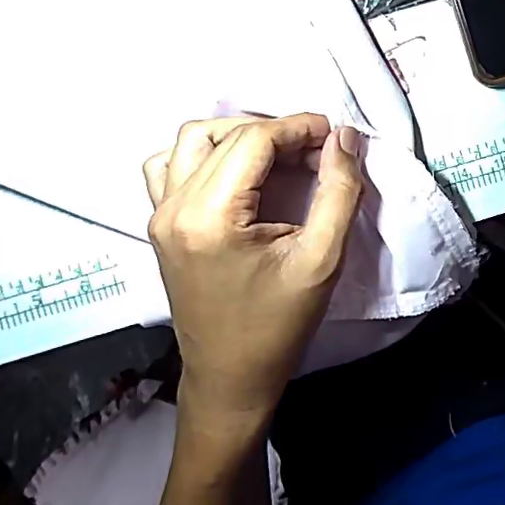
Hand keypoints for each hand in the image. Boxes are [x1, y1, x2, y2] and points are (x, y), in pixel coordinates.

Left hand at [143, 114, 365, 446]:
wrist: (231, 378)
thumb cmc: (279, 324)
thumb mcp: (323, 258)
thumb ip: (339, 191)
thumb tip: (344, 138)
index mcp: (209, 216)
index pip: (253, 139)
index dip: (299, 127)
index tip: (335, 137)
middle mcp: (173, 207)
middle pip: (224, 133)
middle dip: (278, 131)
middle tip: (318, 152)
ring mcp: (160, 214)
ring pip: (193, 140)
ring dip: (241, 135)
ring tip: (282, 157)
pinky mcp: (162, 224)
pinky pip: (173, 165)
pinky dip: (210, 154)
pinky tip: (242, 173)